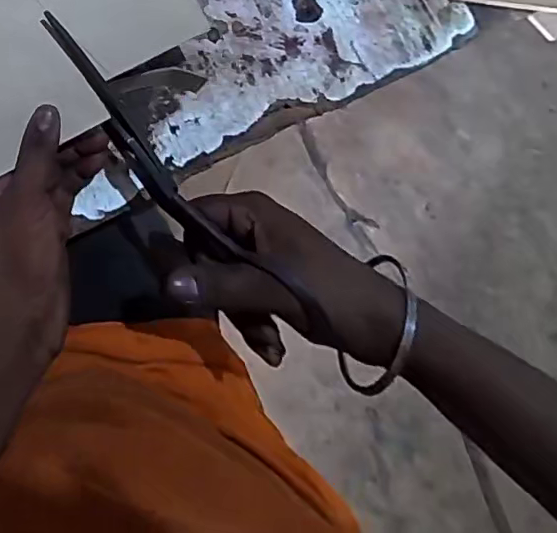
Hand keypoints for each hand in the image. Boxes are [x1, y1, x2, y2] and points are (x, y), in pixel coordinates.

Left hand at [0, 106, 111, 357]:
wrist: (25, 323)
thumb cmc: (17, 259)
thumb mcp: (26, 200)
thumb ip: (37, 155)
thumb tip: (45, 112)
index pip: (14, 144)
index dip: (40, 126)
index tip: (67, 109)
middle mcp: (7, 194)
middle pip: (37, 158)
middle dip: (65, 142)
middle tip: (95, 125)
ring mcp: (29, 213)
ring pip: (53, 175)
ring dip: (76, 158)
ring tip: (103, 140)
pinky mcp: (49, 229)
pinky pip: (65, 195)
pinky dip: (80, 179)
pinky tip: (98, 165)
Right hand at [163, 191, 407, 367]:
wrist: (391, 330)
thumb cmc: (332, 296)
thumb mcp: (271, 290)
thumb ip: (218, 284)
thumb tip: (165, 282)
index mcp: (250, 211)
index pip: (194, 217)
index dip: (189, 251)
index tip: (194, 287)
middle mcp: (251, 225)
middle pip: (207, 253)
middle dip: (221, 295)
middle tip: (239, 323)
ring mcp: (263, 252)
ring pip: (224, 279)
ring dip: (240, 316)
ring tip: (269, 344)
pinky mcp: (273, 278)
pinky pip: (243, 294)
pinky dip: (253, 321)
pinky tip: (274, 347)